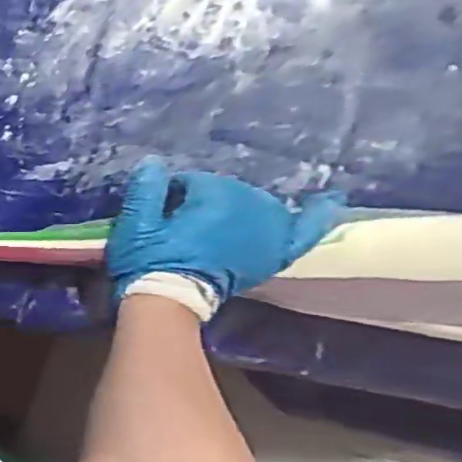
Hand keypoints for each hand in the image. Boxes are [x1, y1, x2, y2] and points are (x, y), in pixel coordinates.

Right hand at [107, 157, 343, 307]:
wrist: (169, 299)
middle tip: (176, 223)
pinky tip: (326, 199)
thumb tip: (153, 162)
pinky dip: (318, 213)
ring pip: (258, 204)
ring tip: (209, 225)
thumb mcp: (134, 224)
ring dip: (235, 208)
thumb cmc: (147, 261)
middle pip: (226, 191)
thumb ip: (145, 190)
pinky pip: (308, 228)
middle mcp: (252, 206)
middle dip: (202, 201)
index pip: (195, 181)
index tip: (157, 211)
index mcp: (216, 197)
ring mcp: (271, 230)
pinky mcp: (278, 252)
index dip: (171, 193)